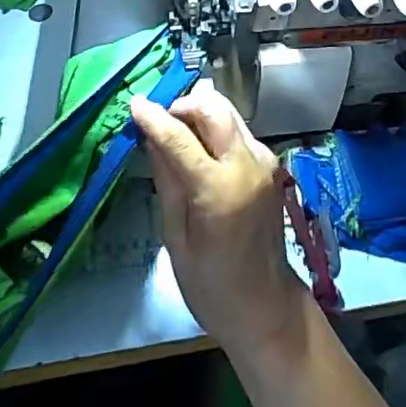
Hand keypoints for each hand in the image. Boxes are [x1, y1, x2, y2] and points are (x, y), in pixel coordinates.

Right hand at [129, 82, 309, 356]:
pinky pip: (238, 129)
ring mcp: (264, 159)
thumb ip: (166, 180)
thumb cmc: (211, 283)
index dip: (155, 117)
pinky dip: (215, 127)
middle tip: (159, 118)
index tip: (135, 103)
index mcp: (220, 188)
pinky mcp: (270, 162)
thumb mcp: (176, 236)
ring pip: (229, 112)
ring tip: (175, 130)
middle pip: (215, 108)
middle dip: (184, 104)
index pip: (181, 138)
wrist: (265, 303)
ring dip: (200, 111)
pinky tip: (198, 146)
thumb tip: (151, 138)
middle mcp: (247, 163)